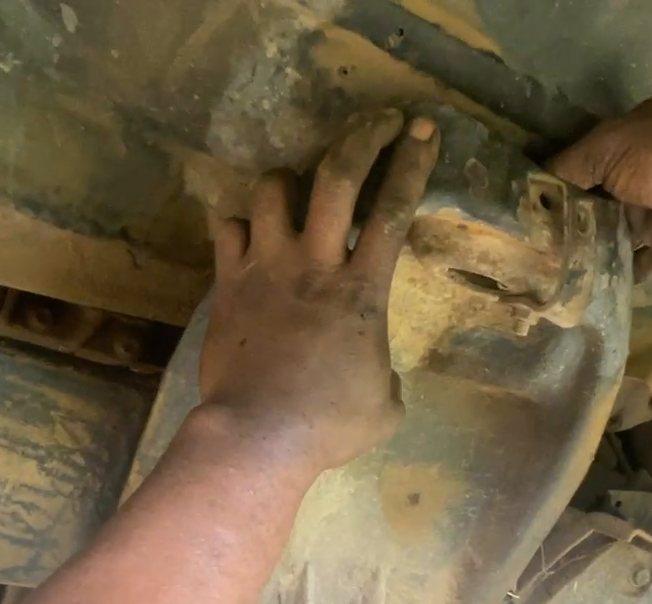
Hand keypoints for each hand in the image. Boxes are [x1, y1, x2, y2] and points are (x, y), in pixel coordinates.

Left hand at [197, 109, 440, 473]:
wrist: (260, 434)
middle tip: (379, 122)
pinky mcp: (227, 285)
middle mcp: (314, 264)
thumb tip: (379, 375)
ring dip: (289, 181)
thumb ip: (388, 379)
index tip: (424, 130)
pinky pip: (228, 229)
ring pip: (272, 190)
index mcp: (362, 291)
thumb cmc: (329, 424)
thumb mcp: (385, 408)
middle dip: (362, 136)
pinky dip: (241, 226)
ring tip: (294, 191)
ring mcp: (265, 269)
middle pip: (336, 176)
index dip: (413, 163)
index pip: (394, 210)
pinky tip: (249, 239)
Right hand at [552, 96, 651, 276]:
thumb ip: (570, 165)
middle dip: (576, 219)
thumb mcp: (607, 146)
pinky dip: (617, 274)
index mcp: (639, 138)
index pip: (593, 159)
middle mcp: (651, 172)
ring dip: (594, 248)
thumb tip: (536, 183)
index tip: (535, 205)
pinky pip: (638, 264)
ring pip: (618, 234)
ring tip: (554, 267)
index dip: (566, 179)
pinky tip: (587, 284)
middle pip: (603, 200)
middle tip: (537, 243)